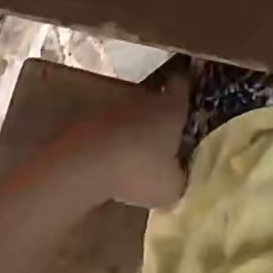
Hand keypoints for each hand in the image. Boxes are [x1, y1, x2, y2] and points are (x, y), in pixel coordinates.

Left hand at [68, 68, 190, 209]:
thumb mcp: (171, 187)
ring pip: (133, 113)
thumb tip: (179, 174)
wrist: (85, 164)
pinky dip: (115, 140)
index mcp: (172, 107)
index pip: (182, 85)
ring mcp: (117, 107)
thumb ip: (180, 177)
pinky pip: (112, 128)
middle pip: (157, 98)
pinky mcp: (93, 120)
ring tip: (138, 154)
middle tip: (167, 136)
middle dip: (161, 114)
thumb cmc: (138, 170)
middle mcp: (147, 98)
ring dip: (136, 128)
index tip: (188, 100)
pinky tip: (114, 162)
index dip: (186, 90)